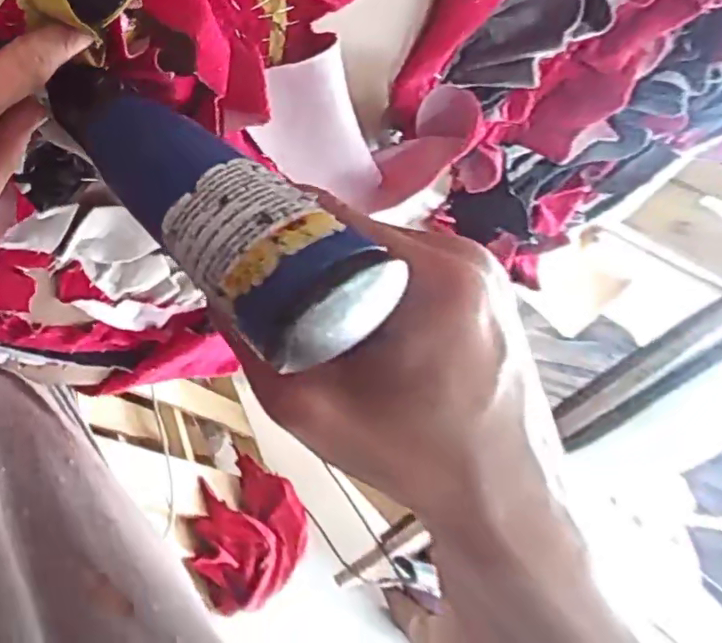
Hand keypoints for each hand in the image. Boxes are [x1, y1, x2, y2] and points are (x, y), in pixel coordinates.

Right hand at [225, 193, 563, 526]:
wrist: (508, 508)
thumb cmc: (412, 458)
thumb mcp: (306, 407)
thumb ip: (249, 345)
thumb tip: (214, 292)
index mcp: (434, 274)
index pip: (330, 214)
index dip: (275, 223)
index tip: (241, 243)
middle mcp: (464, 258)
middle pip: (354, 228)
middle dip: (303, 250)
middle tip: (265, 281)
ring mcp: (480, 272)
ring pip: (377, 244)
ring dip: (336, 266)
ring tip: (305, 304)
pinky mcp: (484, 289)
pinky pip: (405, 264)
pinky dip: (369, 279)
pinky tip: (351, 317)